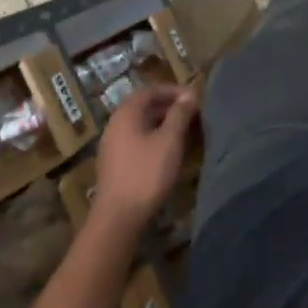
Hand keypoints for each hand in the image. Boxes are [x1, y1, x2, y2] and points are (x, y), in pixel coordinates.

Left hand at [92, 85, 198, 229]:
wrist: (118, 217)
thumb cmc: (146, 172)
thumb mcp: (170, 140)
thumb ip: (180, 114)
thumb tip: (189, 95)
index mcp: (126, 113)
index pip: (150, 90)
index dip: (173, 90)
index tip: (194, 98)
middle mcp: (115, 124)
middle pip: (145, 107)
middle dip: (170, 107)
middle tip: (193, 115)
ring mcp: (112, 145)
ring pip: (142, 125)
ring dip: (164, 124)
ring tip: (186, 133)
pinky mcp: (115, 163)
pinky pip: (137, 140)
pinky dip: (155, 139)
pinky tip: (170, 152)